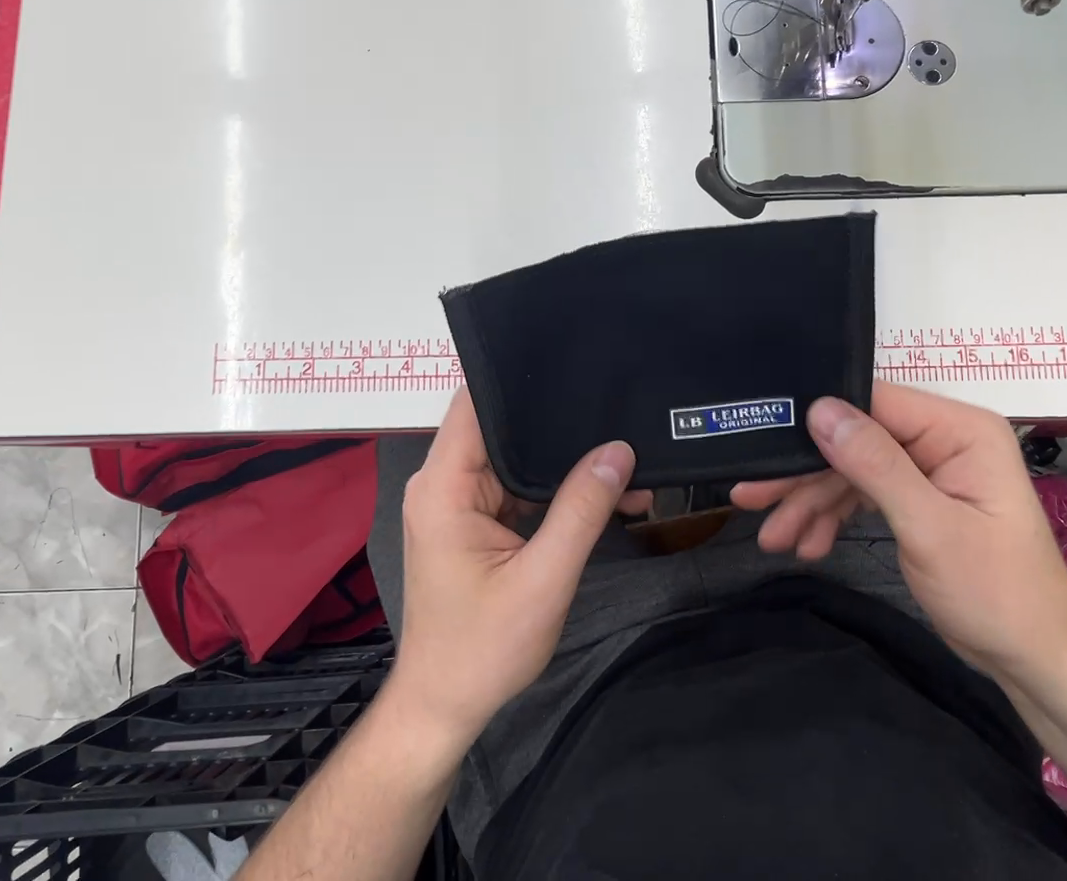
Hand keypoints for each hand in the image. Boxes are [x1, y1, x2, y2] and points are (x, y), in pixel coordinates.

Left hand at [389, 389, 645, 739]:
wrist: (446, 704)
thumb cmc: (484, 647)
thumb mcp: (544, 578)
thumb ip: (582, 510)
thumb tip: (619, 450)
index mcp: (443, 487)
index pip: (474, 406)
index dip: (517, 379)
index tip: (569, 361)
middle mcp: (443, 485)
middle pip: (500, 429)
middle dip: (556, 421)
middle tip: (613, 401)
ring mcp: (458, 505)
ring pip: (514, 461)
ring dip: (563, 462)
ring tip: (624, 451)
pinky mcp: (473, 524)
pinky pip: (517, 491)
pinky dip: (555, 493)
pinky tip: (603, 490)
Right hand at [733, 381, 1066, 678]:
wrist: (1035, 659)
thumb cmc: (996, 592)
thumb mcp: (929, 528)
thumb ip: (875, 466)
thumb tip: (819, 409)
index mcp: (958, 430)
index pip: (874, 403)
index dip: (817, 420)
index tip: (764, 444)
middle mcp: (942, 440)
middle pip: (854, 440)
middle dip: (803, 475)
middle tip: (749, 498)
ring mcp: (929, 471)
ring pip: (850, 470)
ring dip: (811, 504)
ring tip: (771, 538)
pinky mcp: (918, 500)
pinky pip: (862, 495)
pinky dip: (832, 519)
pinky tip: (807, 545)